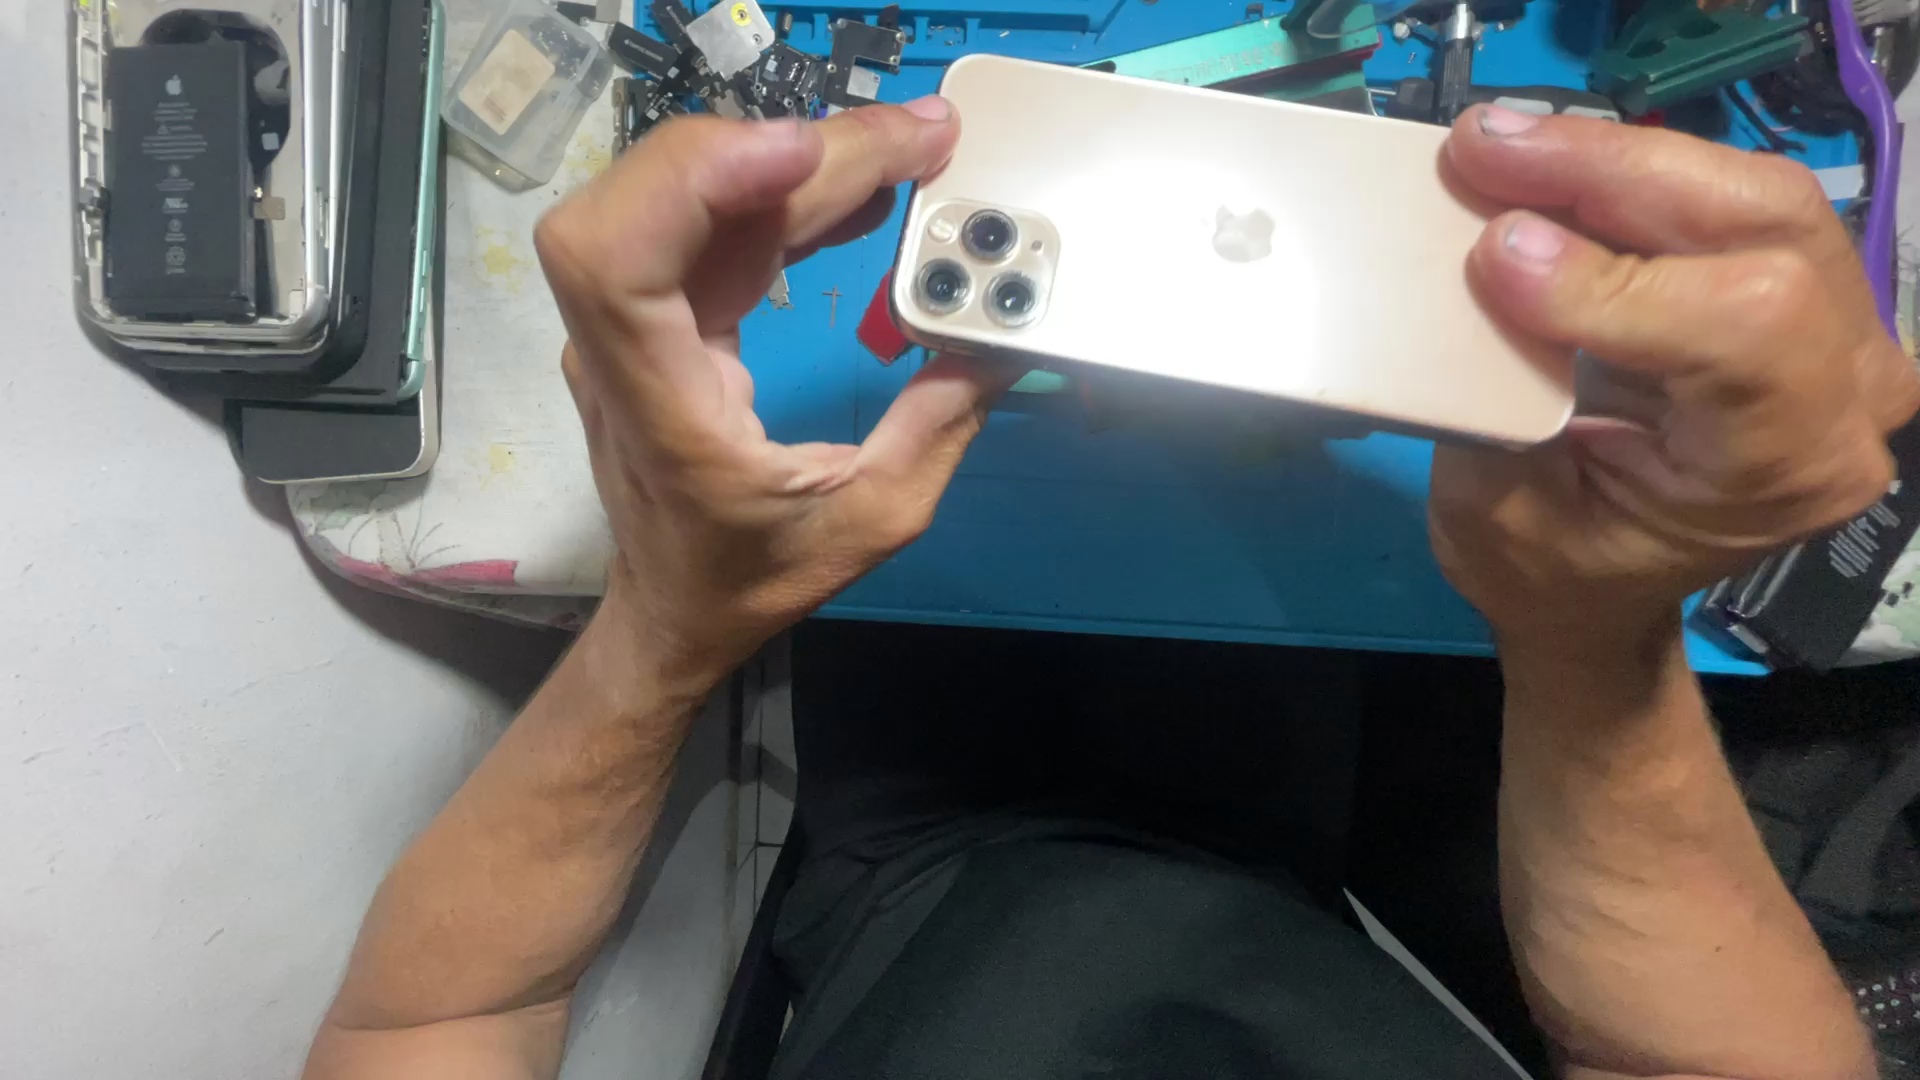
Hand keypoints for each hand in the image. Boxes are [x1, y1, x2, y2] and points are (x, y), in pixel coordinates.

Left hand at [535, 103, 1011, 684]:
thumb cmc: (756, 580)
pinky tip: (857, 196)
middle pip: (673, 201)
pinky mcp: (663, 324)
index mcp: (659, 409)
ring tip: (906, 157)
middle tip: (920, 140)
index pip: (616, 257)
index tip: (804, 154)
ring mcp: (635, 330)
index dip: (695, 181)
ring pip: (698, 204)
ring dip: (803, 170)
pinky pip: (717, 236)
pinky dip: (788, 204)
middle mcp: (624, 351)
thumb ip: (940, 425)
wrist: (678, 610)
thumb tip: (1002, 340)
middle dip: (802, 157)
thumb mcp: (872, 519)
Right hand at [1429, 106, 1919, 656]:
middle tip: (1486, 143)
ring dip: (1612, 159)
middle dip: (1611, 173)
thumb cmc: (1539, 572)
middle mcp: (1841, 388)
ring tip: (1501, 140)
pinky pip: (1712, 215)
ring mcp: (1823, 335)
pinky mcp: (1774, 305)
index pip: (1738, 330)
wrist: (1587, 595)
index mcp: (1777, 468)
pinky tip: (1543, 166)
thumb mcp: (1494, 510)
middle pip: (1759, 229)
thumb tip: (1491, 263)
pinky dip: (1618, 180)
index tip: (1492, 254)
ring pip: (1746, 199)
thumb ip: (1499, 398)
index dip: (1612, 282)